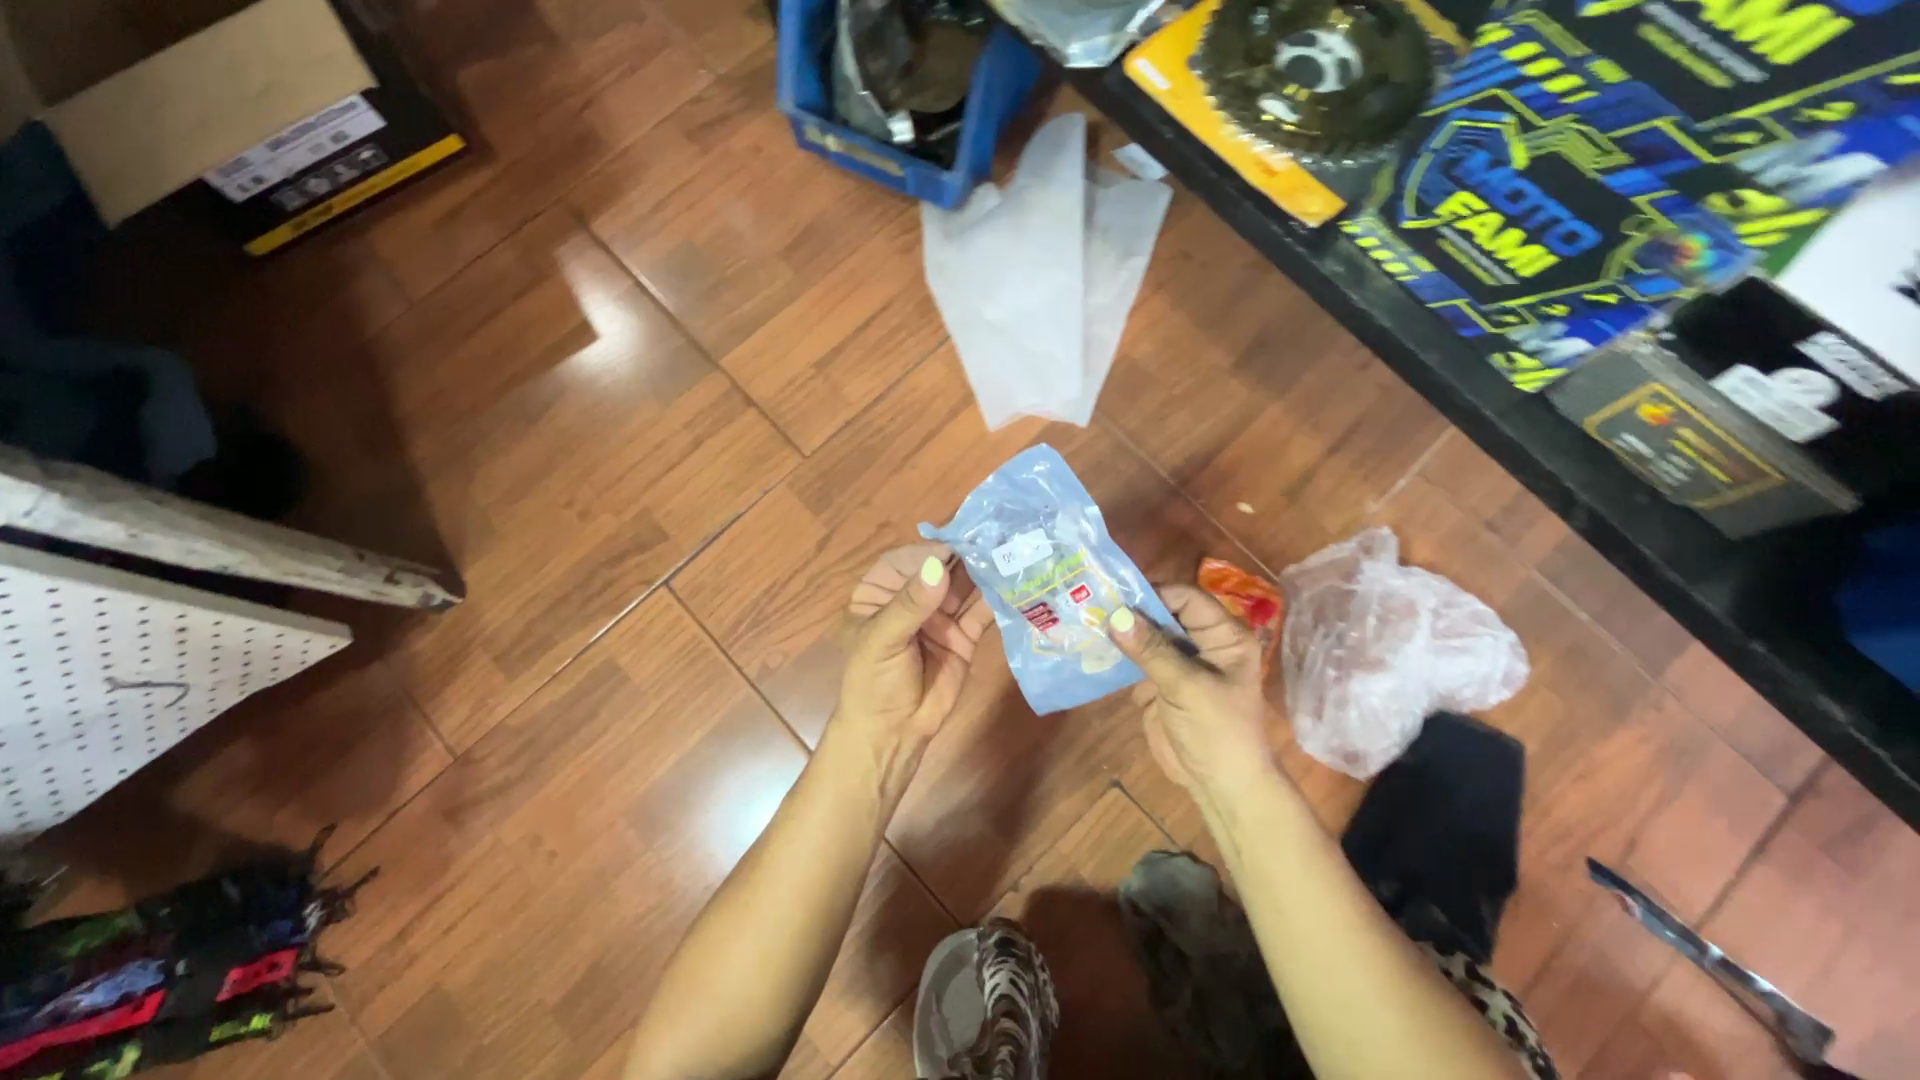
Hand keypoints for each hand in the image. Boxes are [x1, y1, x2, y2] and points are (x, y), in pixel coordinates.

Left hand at [834, 544, 994, 787]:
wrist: (891, 734)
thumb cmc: (872, 683)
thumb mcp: (881, 640)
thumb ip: (911, 605)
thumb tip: (938, 568)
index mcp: (879, 591)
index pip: (905, 561)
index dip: (929, 552)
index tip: (955, 546)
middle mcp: (911, 598)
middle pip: (939, 568)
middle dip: (964, 556)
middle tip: (994, 540)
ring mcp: (939, 617)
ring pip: (963, 587)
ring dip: (984, 573)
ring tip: (1010, 555)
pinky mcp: (963, 637)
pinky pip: (981, 613)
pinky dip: (997, 600)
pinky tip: (1014, 586)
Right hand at [1108, 586, 1278, 804]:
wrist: (1220, 785)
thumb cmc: (1217, 732)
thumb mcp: (1185, 687)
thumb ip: (1151, 651)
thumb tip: (1116, 616)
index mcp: (1224, 637)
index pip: (1187, 599)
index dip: (1154, 594)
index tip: (1116, 596)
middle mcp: (1203, 644)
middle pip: (1164, 615)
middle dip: (1132, 613)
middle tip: (1092, 605)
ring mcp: (1181, 665)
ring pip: (1147, 638)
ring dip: (1121, 635)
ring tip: (1085, 622)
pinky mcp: (1161, 685)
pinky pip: (1136, 663)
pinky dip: (1117, 658)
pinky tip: (1091, 650)